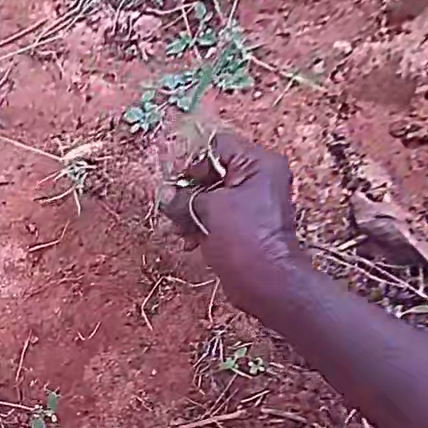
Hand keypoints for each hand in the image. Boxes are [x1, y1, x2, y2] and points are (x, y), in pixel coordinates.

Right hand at [162, 132, 309, 295]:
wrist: (263, 279)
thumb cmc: (243, 239)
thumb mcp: (209, 210)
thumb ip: (183, 198)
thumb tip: (164, 195)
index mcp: (258, 164)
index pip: (218, 148)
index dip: (193, 164)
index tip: (174, 184)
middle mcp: (257, 180)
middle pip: (212, 175)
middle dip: (188, 193)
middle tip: (173, 210)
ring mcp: (250, 205)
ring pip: (210, 199)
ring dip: (190, 213)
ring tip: (181, 230)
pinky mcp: (242, 228)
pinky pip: (215, 219)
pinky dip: (199, 227)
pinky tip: (190, 241)